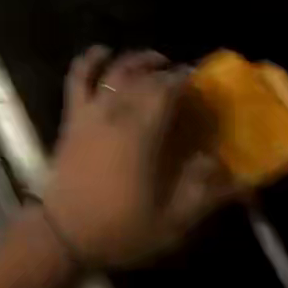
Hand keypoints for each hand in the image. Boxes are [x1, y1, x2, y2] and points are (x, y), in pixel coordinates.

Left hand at [42, 47, 234, 270]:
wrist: (63, 236)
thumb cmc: (120, 228)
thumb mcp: (171, 221)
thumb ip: (202, 191)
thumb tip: (224, 163)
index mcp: (143, 131)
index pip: (167, 89)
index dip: (185, 78)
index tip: (200, 80)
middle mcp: (118, 111)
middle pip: (145, 78)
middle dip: (167, 71)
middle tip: (183, 78)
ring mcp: (92, 110)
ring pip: (116, 71)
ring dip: (138, 60)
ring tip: (156, 60)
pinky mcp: (73, 116)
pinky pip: (78, 78)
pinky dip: (89, 60)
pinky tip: (102, 51)